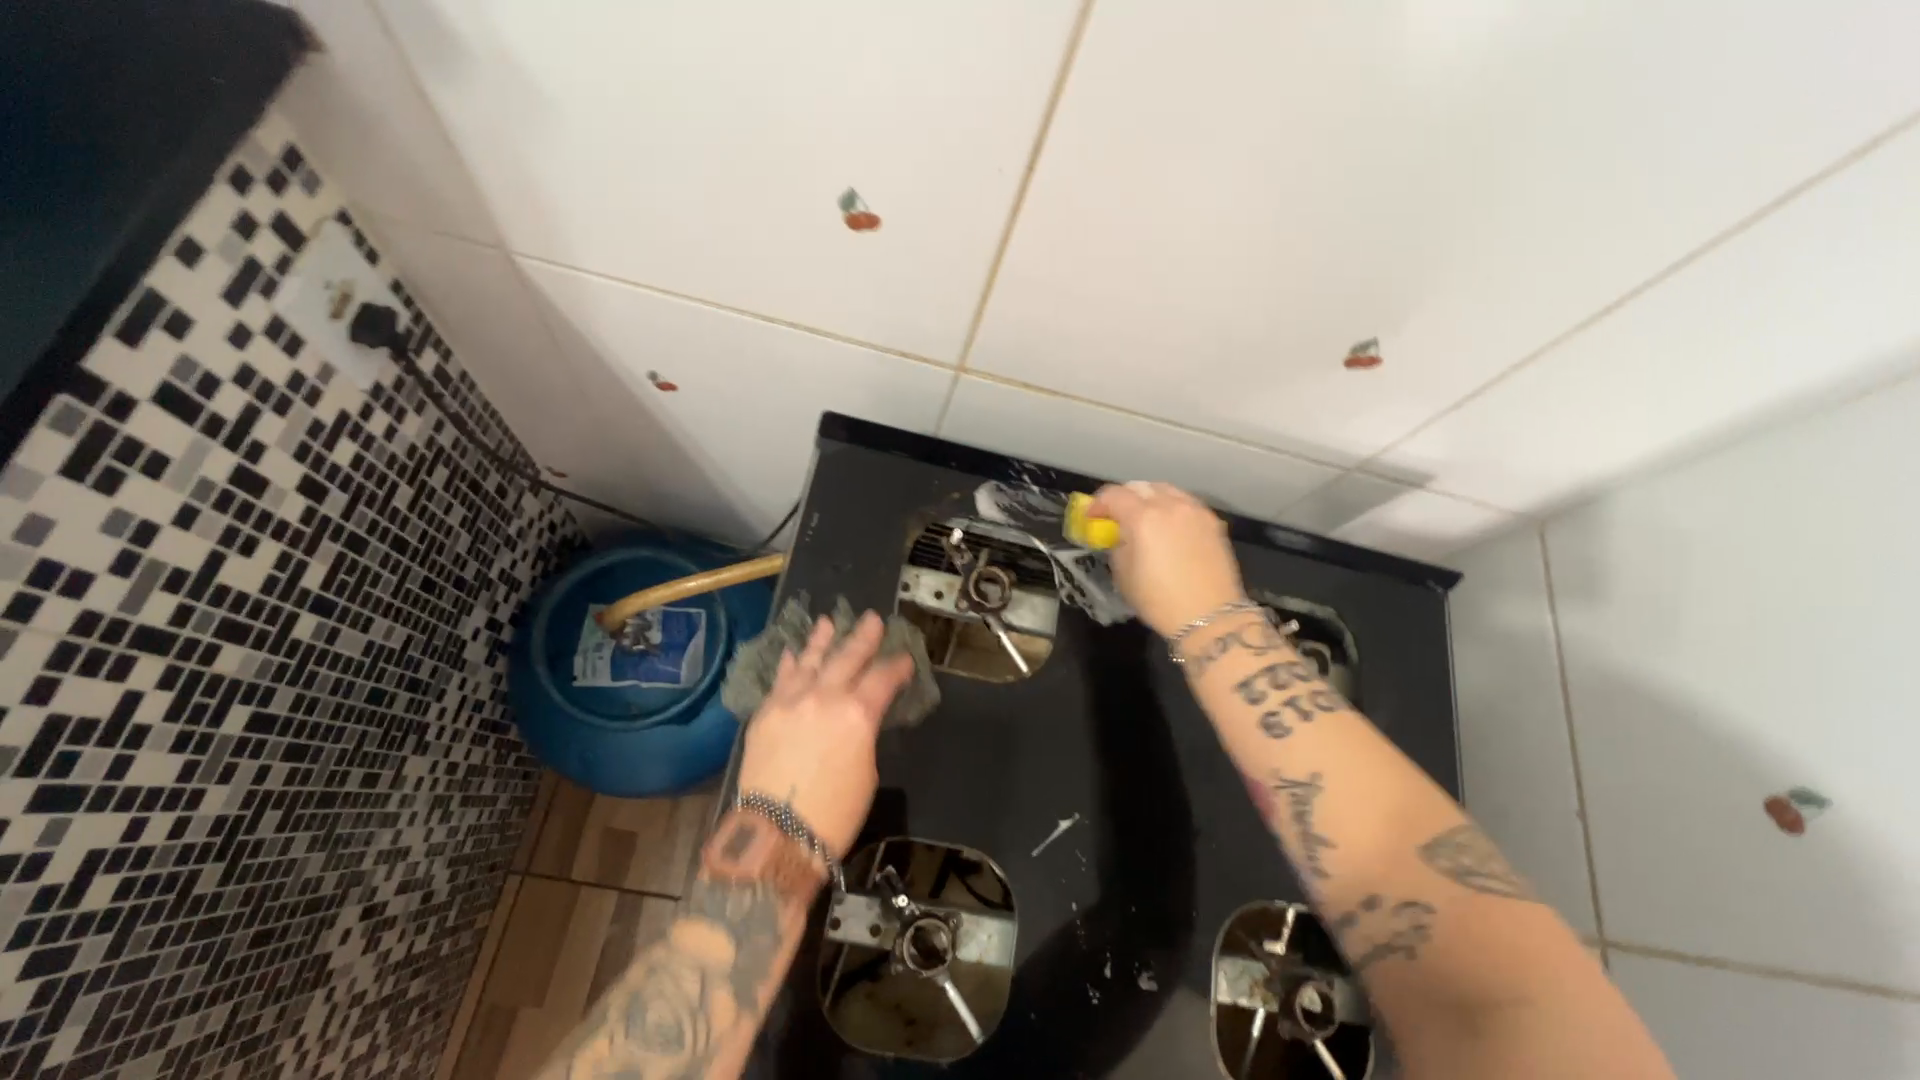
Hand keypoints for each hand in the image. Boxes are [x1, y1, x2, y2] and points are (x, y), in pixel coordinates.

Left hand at [735, 611, 914, 858]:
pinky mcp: (765, 714)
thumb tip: (857, 721)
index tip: (905, 658)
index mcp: (858, 714)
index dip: (897, 667)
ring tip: (827, 622)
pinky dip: (788, 665)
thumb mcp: (866, 772)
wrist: (776, 835)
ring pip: (808, 661)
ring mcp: (790, 702)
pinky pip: (779, 681)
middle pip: (847, 659)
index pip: (883, 679)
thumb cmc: (834, 814)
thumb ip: (862, 736)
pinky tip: (791, 654)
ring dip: (821, 641)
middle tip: (872, 619)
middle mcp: (824, 697)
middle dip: (863, 638)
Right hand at [1084, 482, 1246, 637]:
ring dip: (1149, 498)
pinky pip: (1186, 502)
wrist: (1209, 615)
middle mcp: (1170, 506)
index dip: (1098, 504)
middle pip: (1140, 486)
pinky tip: (1169, 525)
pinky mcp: (1212, 521)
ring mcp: (1194, 511)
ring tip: (1145, 517)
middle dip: (1124, 497)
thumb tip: (1122, 536)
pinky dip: (1172, 506)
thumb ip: (1119, 545)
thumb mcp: (1124, 575)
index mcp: (1143, 518)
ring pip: (1166, 490)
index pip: (1114, 495)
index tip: (1092, 517)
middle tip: (1117, 515)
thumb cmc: (1159, 600)